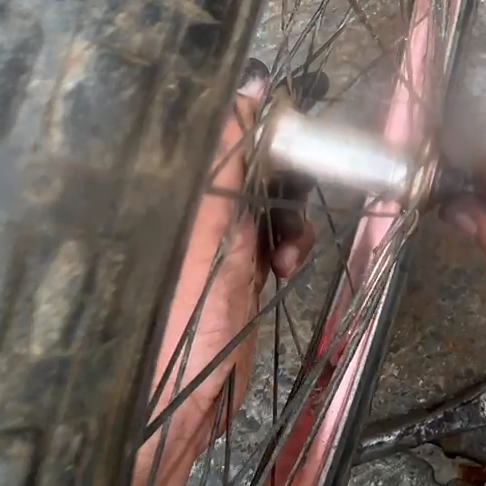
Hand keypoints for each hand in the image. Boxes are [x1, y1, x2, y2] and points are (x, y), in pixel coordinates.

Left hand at [122, 70, 313, 485]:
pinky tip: (290, 264)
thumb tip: (251, 87)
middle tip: (303, 186)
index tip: (295, 116)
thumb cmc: (189, 307)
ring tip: (290, 251)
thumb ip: (229, 156)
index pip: (224, 135)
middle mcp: (200, 207)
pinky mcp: (245, 266)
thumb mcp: (213, 224)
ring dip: (292, 218)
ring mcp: (223, 238)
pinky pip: (278, 235)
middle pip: (252, 164)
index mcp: (182, 190)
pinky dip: (292, 244)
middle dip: (285, 176)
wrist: (188, 397)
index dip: (260, 122)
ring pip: (272, 200)